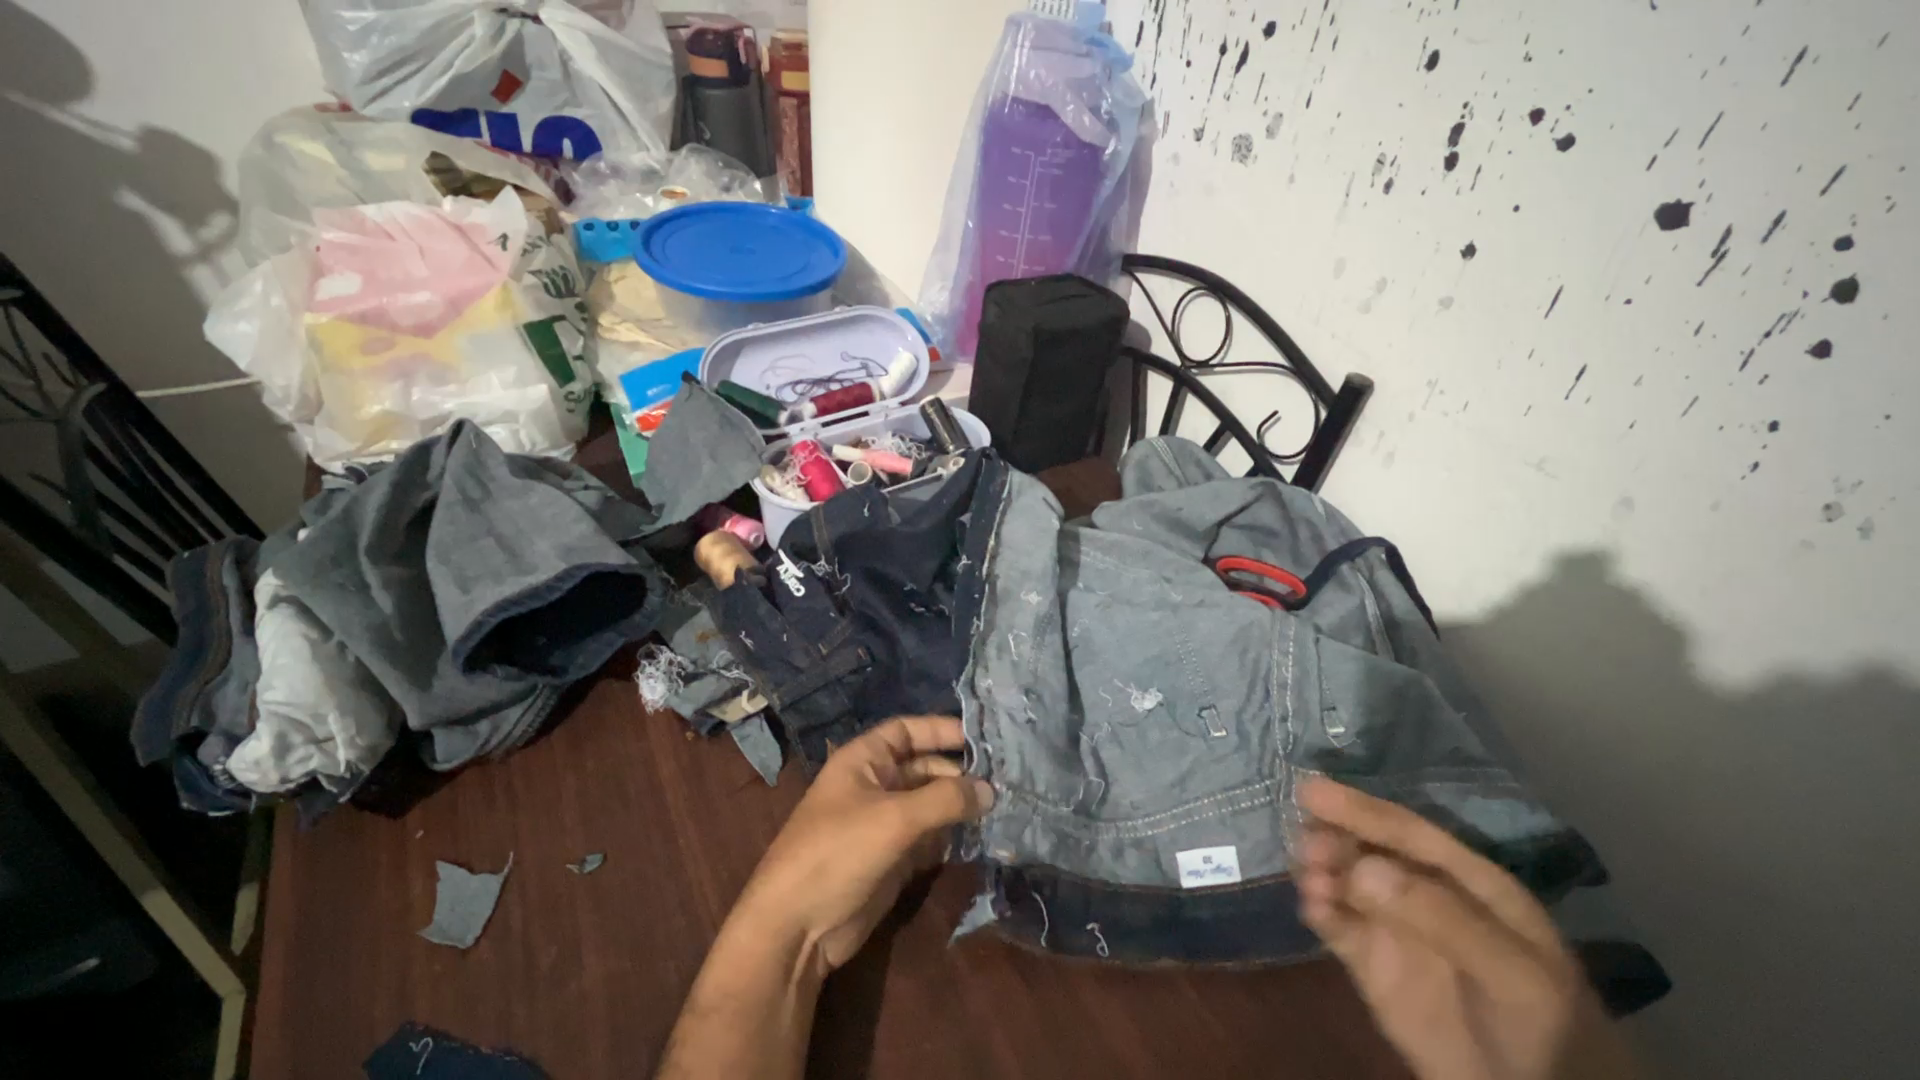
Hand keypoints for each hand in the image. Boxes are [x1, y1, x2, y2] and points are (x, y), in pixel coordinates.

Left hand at [731, 715, 994, 977]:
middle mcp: (874, 785)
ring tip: (1004, 806)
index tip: (983, 737)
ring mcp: (884, 824)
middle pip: (924, 768)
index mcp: (863, 761)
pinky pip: (930, 837)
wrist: (797, 926)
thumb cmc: (838, 853)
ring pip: (930, 804)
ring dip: (961, 806)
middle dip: (960, 773)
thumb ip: (945, 799)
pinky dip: (953, 836)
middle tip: (1006, 781)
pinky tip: (984, 836)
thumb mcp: (894, 818)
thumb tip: (991, 790)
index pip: (906, 731)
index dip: (941, 729)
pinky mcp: (894, 859)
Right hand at [1295, 778, 1634, 1079]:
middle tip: (1308, 846)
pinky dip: (1320, 911)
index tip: (1310, 790)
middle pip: (1369, 851)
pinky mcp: (1370, 961)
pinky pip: (1337, 926)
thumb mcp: (1512, 970)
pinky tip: (1313, 909)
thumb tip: (1362, 867)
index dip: (1361, 809)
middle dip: (1335, 840)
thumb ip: (1443, 917)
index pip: (1409, 833)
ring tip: (1310, 882)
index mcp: (1467, 880)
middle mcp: (1423, 892)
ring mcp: (1394, 926)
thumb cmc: (1543, 1024)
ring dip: (1322, 873)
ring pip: (1346, 883)